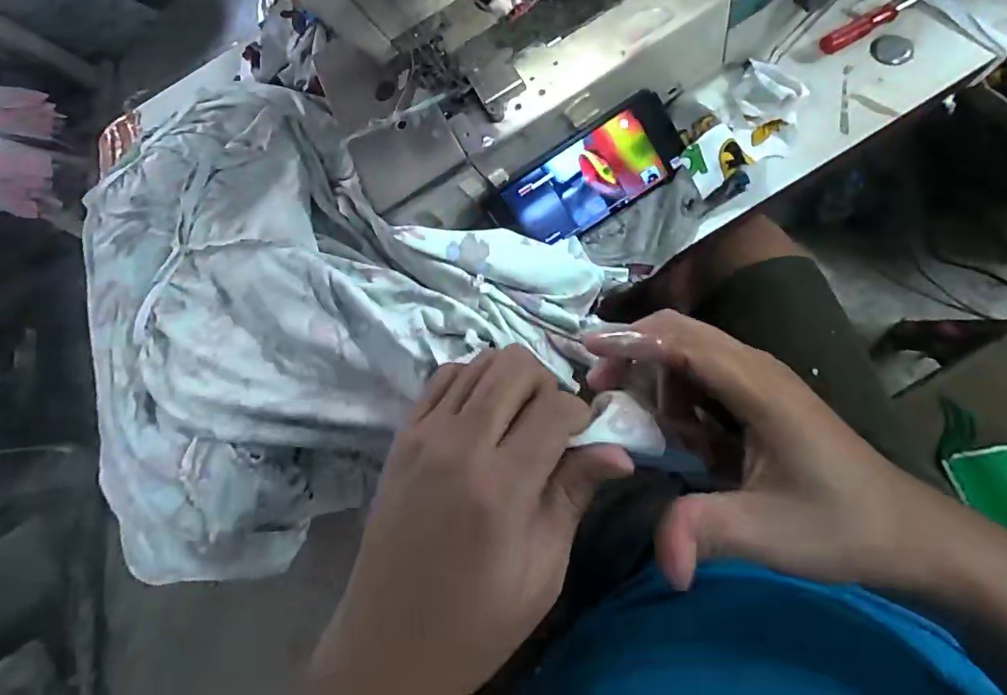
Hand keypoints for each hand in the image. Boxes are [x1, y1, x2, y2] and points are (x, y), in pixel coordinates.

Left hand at [305, 346, 631, 694]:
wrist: (387, 646)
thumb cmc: (477, 622)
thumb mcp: (542, 572)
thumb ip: (575, 495)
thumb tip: (619, 451)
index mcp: (500, 488)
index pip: (555, 407)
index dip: (581, 415)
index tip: (583, 438)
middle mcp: (459, 446)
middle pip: (516, 366)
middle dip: (547, 385)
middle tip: (551, 424)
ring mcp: (423, 435)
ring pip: (481, 360)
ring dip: (511, 379)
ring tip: (518, 418)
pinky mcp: (401, 435)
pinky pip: (444, 376)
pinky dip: (473, 380)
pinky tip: (482, 414)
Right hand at [585, 310, 976, 593]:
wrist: (904, 530)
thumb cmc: (840, 523)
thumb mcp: (768, 533)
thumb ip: (704, 531)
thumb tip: (661, 560)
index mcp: (758, 385)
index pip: (682, 341)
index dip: (631, 340)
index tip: (585, 350)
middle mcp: (756, 365)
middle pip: (680, 333)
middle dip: (635, 355)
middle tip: (601, 392)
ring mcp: (760, 377)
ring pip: (689, 353)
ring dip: (663, 386)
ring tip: (670, 441)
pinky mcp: (760, 395)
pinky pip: (705, 377)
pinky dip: (685, 400)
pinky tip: (695, 445)